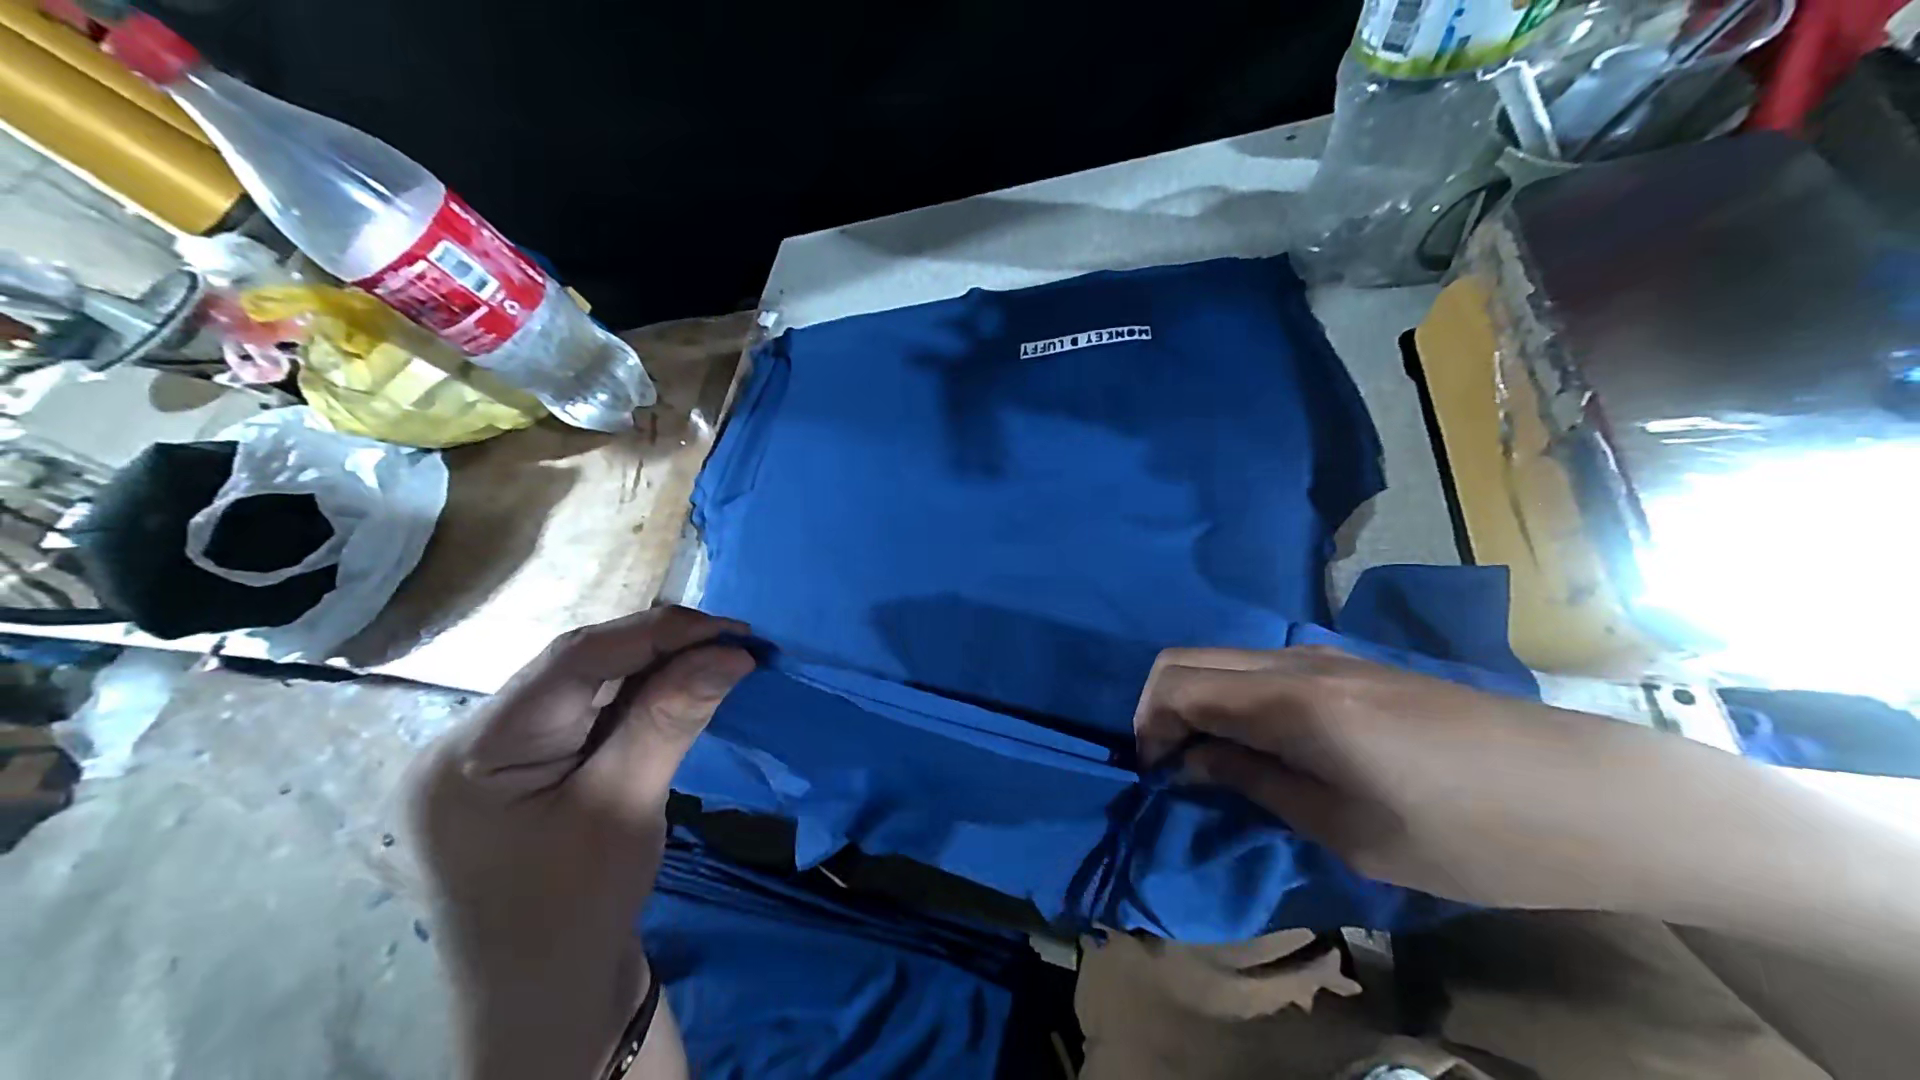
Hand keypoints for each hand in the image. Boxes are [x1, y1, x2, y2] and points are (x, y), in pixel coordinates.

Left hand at [408, 606, 753, 1079]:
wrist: (546, 1003)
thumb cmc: (576, 914)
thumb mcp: (624, 809)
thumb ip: (671, 718)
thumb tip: (733, 652)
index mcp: (469, 752)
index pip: (571, 662)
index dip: (657, 634)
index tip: (731, 630)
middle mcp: (467, 740)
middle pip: (576, 668)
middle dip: (660, 649)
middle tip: (733, 643)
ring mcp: (490, 755)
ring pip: (584, 686)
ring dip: (654, 671)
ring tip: (716, 660)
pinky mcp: (520, 769)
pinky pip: (584, 713)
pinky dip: (638, 699)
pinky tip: (678, 691)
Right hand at [1132, 645, 1780, 915]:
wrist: (1596, 794)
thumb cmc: (1472, 834)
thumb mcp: (1352, 833)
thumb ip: (1260, 785)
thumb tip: (1194, 764)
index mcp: (1293, 702)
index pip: (1177, 686)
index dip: (1148, 728)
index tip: (1155, 777)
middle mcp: (1297, 661)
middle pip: (1187, 659)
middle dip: (1160, 708)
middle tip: (1171, 767)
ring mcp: (1326, 655)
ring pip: (1223, 658)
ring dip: (1197, 701)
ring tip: (1211, 761)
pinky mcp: (1352, 664)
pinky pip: (1261, 668)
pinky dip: (1233, 698)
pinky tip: (1261, 743)